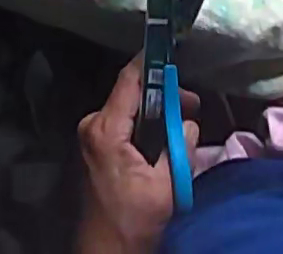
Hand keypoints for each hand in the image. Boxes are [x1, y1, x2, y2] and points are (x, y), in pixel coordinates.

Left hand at [76, 55, 199, 253]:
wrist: (106, 252)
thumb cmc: (132, 222)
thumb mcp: (165, 187)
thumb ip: (178, 147)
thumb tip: (187, 122)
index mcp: (106, 129)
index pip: (129, 79)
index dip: (150, 62)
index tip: (169, 49)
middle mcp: (94, 124)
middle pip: (131, 91)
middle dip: (162, 93)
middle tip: (190, 104)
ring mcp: (92, 134)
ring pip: (129, 106)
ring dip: (155, 109)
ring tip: (182, 122)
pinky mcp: (96, 144)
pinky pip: (123, 119)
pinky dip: (144, 122)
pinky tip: (164, 135)